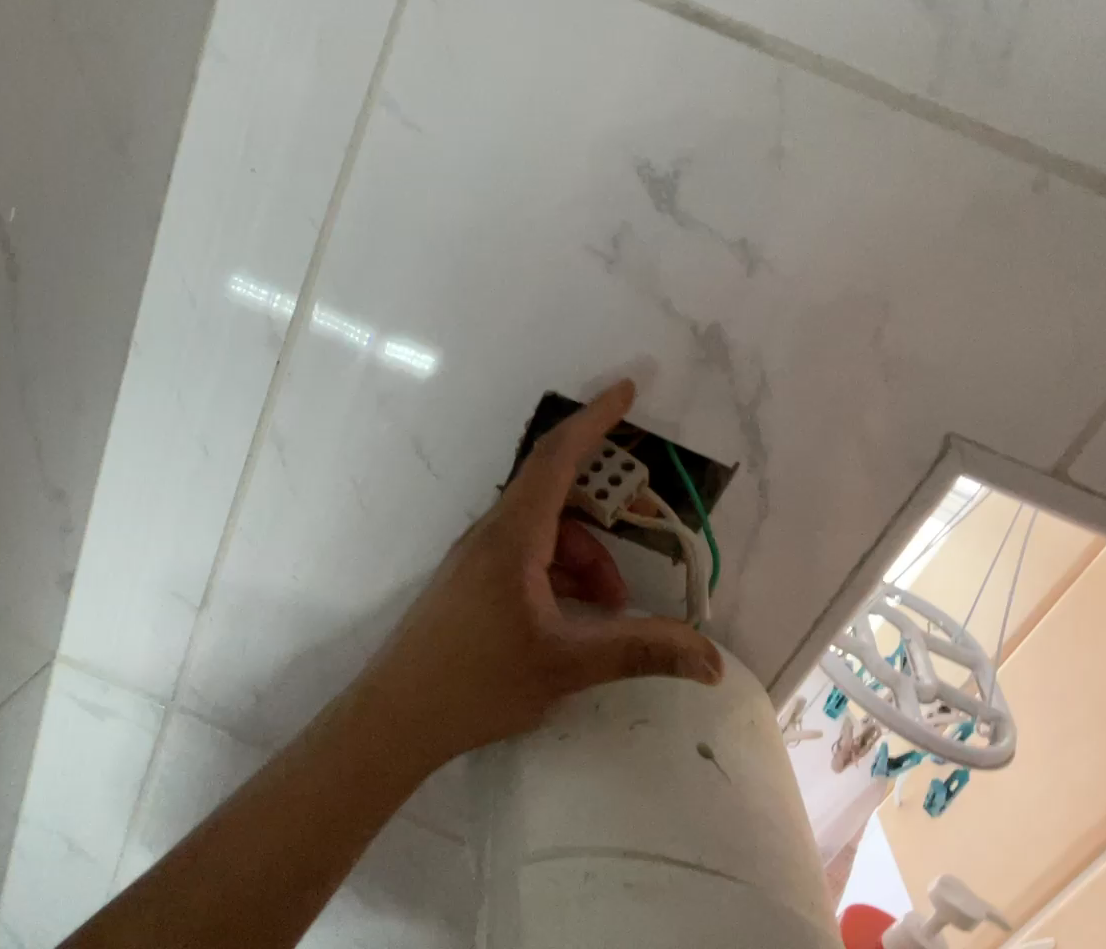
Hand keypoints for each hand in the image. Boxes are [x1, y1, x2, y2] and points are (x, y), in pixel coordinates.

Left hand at [350, 380, 723, 771]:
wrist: (395, 715)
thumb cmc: (476, 681)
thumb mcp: (566, 663)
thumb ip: (640, 650)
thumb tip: (710, 659)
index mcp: (512, 535)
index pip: (557, 458)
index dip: (594, 420)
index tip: (626, 389)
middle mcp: (492, 534)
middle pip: (558, 499)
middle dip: (607, 520)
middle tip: (645, 541)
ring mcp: (478, 558)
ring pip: (545, 536)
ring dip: (585, 561)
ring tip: (609, 613)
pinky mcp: (472, 583)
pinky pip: (527, 558)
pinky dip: (560, 576)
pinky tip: (574, 620)